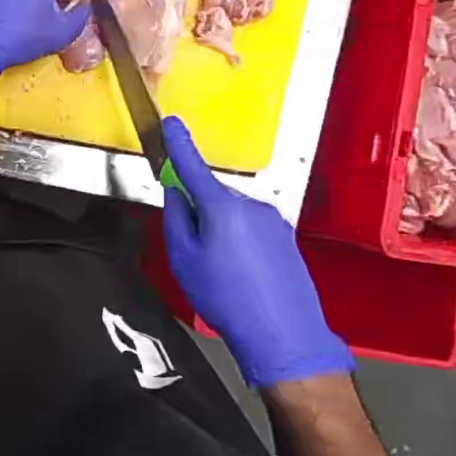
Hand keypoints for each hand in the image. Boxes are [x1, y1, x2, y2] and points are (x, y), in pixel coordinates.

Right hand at [161, 116, 352, 387]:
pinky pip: (250, 229)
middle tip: (187, 249)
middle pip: (212, 196)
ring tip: (214, 271)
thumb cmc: (224, 297)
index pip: (193, 168)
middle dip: (195, 211)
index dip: (179, 146)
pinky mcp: (285, 238)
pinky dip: (235, 242)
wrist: (282, 332)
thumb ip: (176, 220)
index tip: (170, 123)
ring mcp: (273, 221)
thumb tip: (176, 194)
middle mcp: (252, 206)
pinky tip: (235, 274)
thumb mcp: (183, 259)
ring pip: (231, 214)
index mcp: (223, 207)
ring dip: (216, 230)